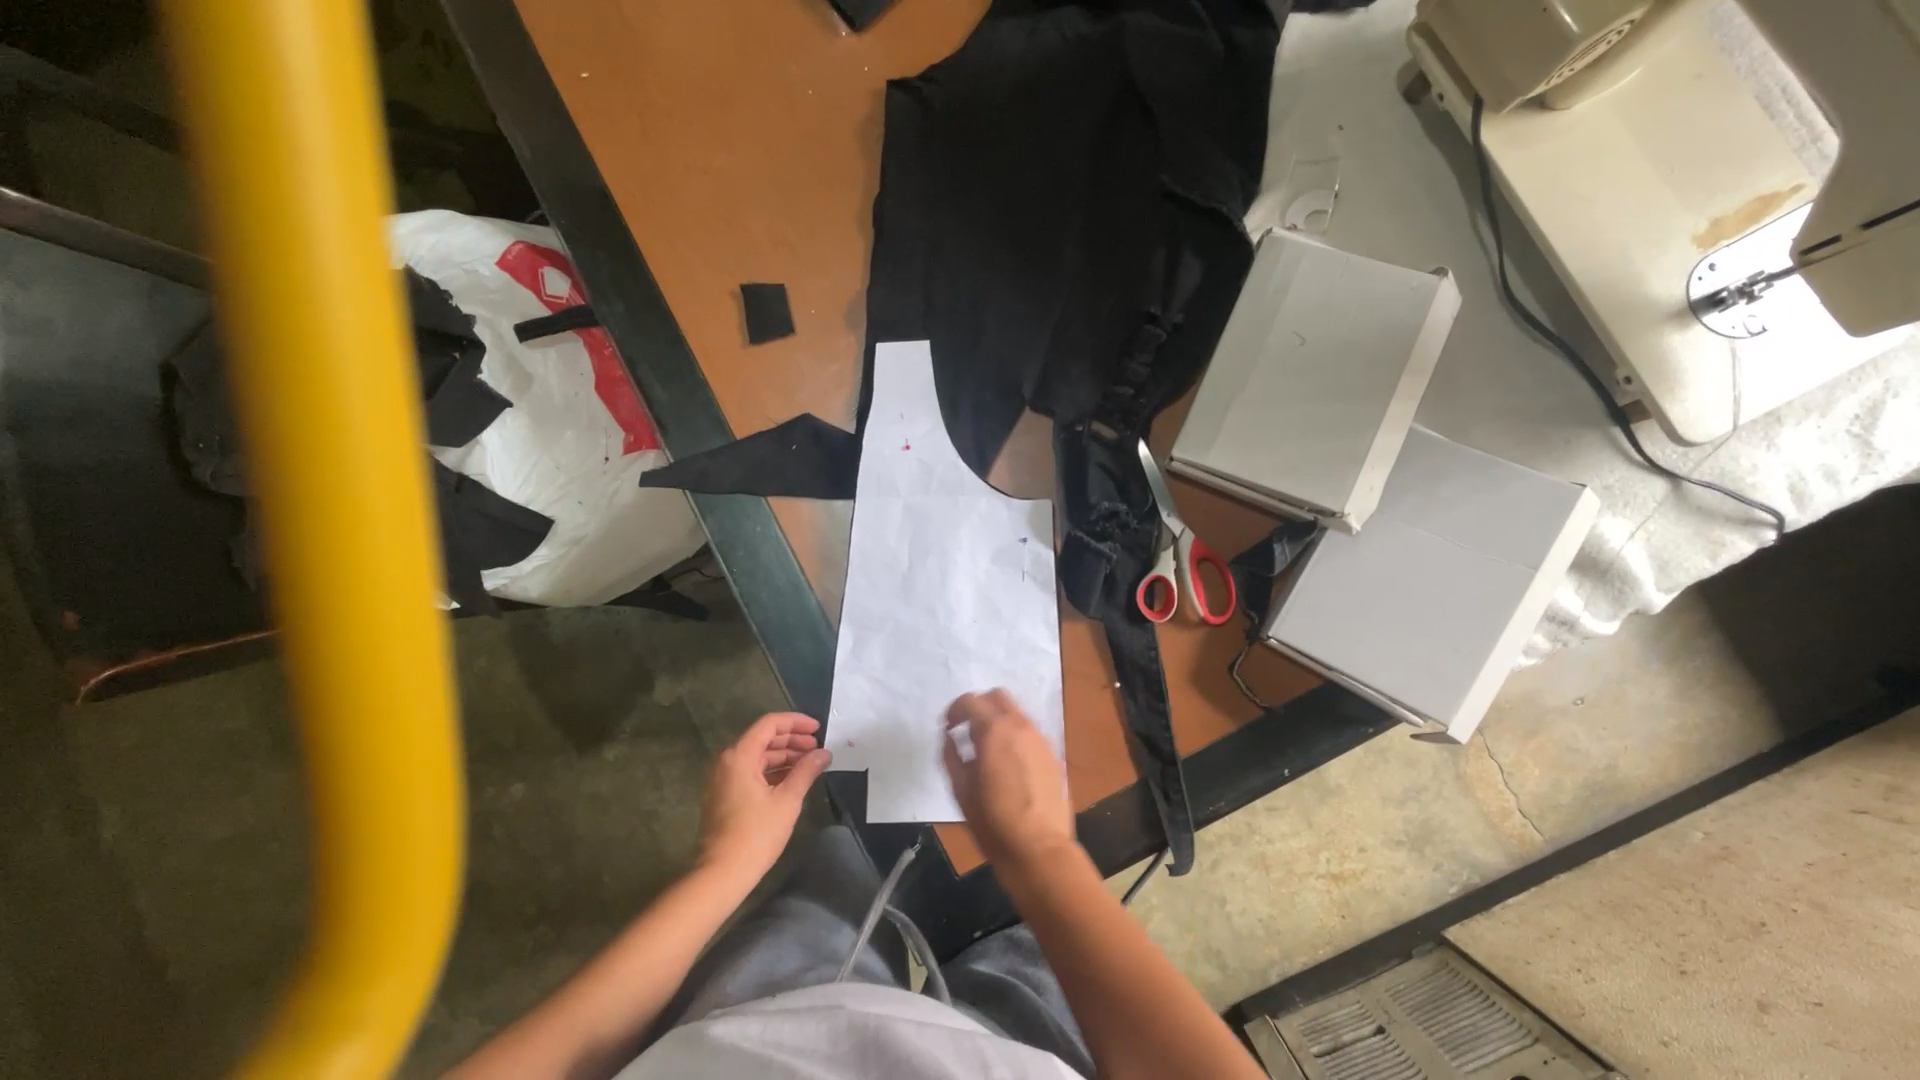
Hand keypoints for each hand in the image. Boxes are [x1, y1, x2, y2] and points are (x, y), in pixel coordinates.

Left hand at [697, 712, 830, 882]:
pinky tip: (792, 779)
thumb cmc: (757, 834)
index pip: (769, 724)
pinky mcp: (724, 794)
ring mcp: (723, 778)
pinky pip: (750, 771)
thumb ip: (806, 771)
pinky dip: (771, 770)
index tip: (818, 729)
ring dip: (783, 756)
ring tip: (809, 763)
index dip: (795, 722)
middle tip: (817, 747)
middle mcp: (727, 760)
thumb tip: (824, 753)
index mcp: (740, 755)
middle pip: (762, 738)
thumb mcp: (787, 800)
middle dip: (791, 739)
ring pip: (757, 755)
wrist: (722, 872)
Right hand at [943, 689, 1077, 873]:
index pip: (970, 701)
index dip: (954, 710)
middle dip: (978, 707)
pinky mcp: (1054, 756)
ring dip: (999, 721)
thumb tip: (950, 738)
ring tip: (987, 750)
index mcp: (994, 731)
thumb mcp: (960, 790)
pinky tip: (1008, 764)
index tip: (948, 728)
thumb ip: (952, 756)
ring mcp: (1041, 740)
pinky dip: (1015, 737)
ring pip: (1017, 713)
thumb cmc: (993, 823)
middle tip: (966, 730)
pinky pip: (1030, 734)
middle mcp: (1020, 727)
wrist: (1039, 849)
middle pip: (997, 696)